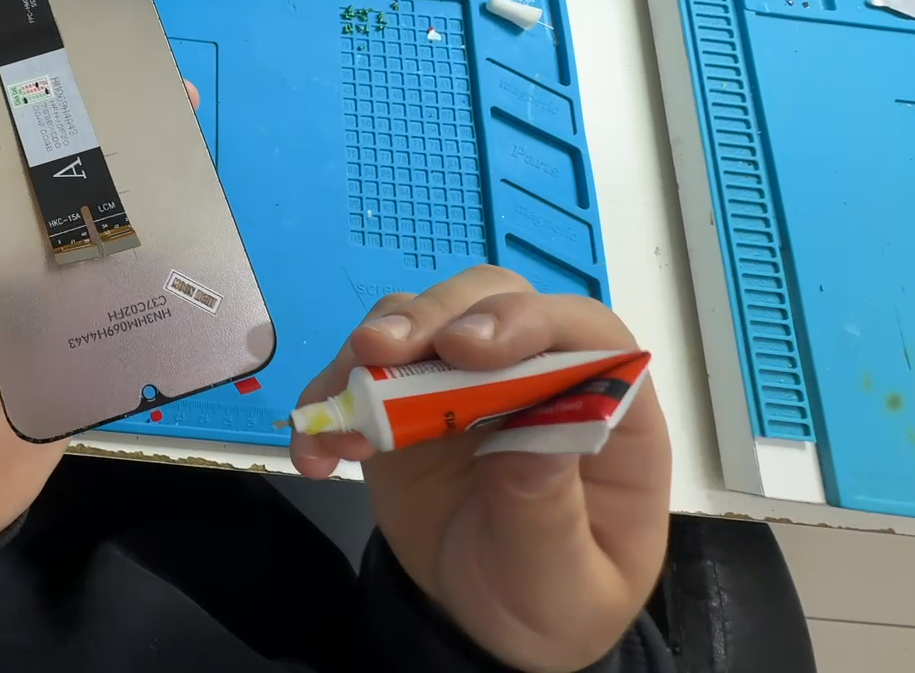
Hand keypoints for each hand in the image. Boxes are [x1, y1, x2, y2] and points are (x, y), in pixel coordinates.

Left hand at [0, 84, 201, 547]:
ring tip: (192, 170)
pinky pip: (126, 316)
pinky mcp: (87, 360)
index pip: (7, 169)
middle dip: (112, 158)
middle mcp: (17, 269)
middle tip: (166, 113)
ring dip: (145, 214)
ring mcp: (56, 316)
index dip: (40, 123)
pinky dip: (159, 289)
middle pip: (68, 203)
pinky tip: (198, 258)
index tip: (81, 76)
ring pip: (105, 252)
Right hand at [290, 266, 670, 672]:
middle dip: (428, 315)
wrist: (470, 616)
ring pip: (412, 316)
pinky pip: (356, 366)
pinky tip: (315, 450)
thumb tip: (532, 432)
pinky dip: (326, 396)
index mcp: (600, 412)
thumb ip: (545, 509)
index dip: (525, 320)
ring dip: (366, 351)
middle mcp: (527, 375)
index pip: (580, 331)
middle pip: (483, 300)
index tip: (465, 347)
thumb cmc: (541, 599)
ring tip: (338, 415)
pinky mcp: (396, 391)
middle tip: (377, 351)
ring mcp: (455, 378)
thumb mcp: (559, 579)